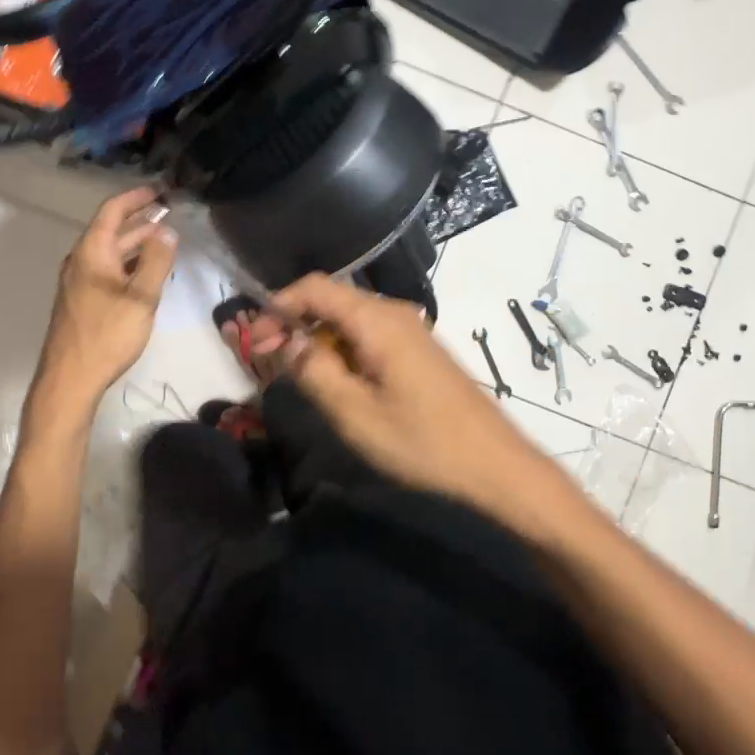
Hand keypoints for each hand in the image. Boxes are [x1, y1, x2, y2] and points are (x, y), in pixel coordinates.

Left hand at [33, 188, 178, 410]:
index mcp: (92, 252)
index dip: (136, 197)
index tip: (160, 191)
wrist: (69, 379)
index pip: (112, 211)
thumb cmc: (107, 334)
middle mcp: (80, 261)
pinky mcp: (81, 302)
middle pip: (112, 231)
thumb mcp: (141, 297)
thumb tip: (168, 231)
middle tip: (171, 217)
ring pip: (110, 254)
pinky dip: (128, 265)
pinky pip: (106, 271)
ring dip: (136, 246)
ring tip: (165, 243)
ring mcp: (78, 282)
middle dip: (142, 222)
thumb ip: (157, 261)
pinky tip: (146, 276)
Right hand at [271, 275, 555, 510]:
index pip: (316, 287)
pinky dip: (345, 349)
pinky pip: (371, 335)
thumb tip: (285, 340)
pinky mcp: (421, 351)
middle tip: (272, 361)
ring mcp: (412, 331)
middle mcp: (396, 313)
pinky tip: (340, 382)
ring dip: (320, 339)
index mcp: (378, 321)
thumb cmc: (423, 442)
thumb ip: (314, 371)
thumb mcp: (355, 413)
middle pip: (333, 299)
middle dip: (296, 323)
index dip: (279, 304)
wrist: (498, 467)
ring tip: (301, 376)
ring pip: (351, 319)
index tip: (256, 338)